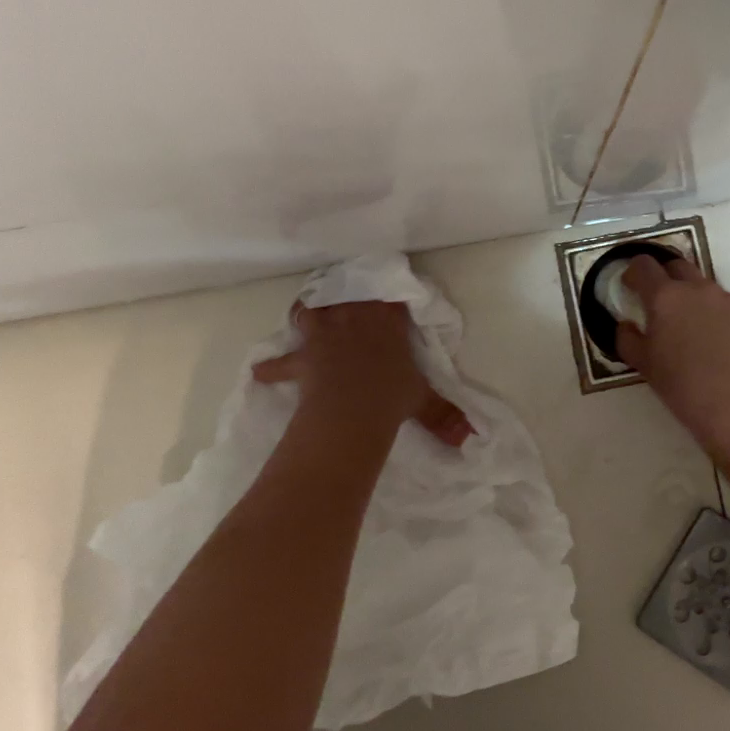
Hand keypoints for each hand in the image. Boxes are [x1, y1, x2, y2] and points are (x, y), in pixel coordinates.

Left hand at [252, 300, 473, 447]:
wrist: (351, 407)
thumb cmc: (392, 395)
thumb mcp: (423, 401)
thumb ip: (443, 414)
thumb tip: (469, 437)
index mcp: (388, 319)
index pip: (389, 296)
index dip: (387, 295)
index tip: (387, 296)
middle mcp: (354, 316)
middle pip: (345, 293)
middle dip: (343, 294)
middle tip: (342, 297)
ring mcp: (324, 333)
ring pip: (309, 311)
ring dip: (306, 314)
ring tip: (305, 315)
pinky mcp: (302, 356)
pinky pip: (281, 362)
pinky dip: (271, 367)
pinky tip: (261, 372)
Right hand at [616, 255, 729, 454]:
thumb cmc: (680, 384)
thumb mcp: (642, 363)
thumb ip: (627, 337)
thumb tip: (626, 324)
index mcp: (663, 296)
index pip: (643, 265)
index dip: (633, 272)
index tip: (630, 286)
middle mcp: (693, 287)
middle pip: (674, 264)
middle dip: (662, 275)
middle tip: (656, 300)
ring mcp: (720, 296)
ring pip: (698, 280)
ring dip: (686, 290)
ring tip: (683, 318)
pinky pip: (718, 297)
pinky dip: (707, 305)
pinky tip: (706, 331)